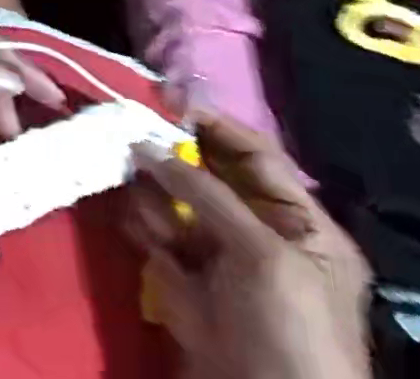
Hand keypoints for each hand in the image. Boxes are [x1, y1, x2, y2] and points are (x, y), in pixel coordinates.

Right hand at [127, 112, 370, 378]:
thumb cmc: (290, 324)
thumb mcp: (263, 255)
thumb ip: (205, 192)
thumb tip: (144, 142)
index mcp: (297, 222)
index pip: (254, 154)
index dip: (212, 121)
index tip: (161, 94)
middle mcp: (252, 225)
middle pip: (201, 168)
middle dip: (165, 149)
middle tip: (123, 125)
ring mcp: (210, 246)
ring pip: (165, 192)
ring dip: (146, 188)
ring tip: (139, 199)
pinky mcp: (173, 265)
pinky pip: (146, 224)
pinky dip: (136, 219)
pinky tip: (138, 230)